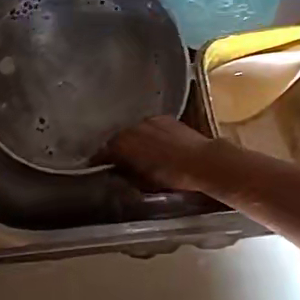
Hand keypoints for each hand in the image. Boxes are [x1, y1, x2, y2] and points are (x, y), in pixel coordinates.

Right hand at [105, 116, 219, 192]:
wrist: (202, 161)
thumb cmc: (171, 176)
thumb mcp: (143, 182)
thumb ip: (126, 174)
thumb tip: (116, 171)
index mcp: (121, 146)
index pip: (102, 153)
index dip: (99, 161)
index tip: (97, 167)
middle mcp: (130, 129)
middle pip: (117, 139)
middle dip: (116, 149)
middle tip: (119, 159)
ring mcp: (147, 121)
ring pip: (133, 131)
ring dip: (133, 139)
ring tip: (139, 150)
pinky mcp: (163, 118)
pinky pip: (149, 126)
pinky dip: (148, 133)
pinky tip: (156, 142)